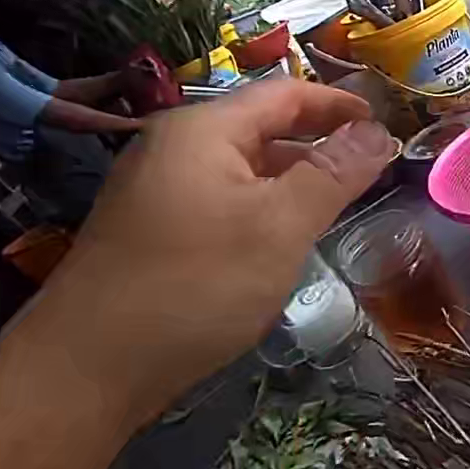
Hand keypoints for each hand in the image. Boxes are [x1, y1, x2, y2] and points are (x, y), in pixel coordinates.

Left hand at [24, 80, 393, 423]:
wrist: (82, 374)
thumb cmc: (195, 285)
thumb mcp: (279, 225)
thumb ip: (334, 173)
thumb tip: (379, 131)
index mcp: (203, 129)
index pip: (286, 94)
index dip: (340, 104)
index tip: (386, 124)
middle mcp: (176, 146)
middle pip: (264, 126)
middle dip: (321, 140)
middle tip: (372, 165)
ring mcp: (159, 188)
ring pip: (244, 166)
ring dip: (295, 174)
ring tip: (339, 198)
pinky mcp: (154, 227)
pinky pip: (224, 197)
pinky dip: (265, 203)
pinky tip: (284, 234)